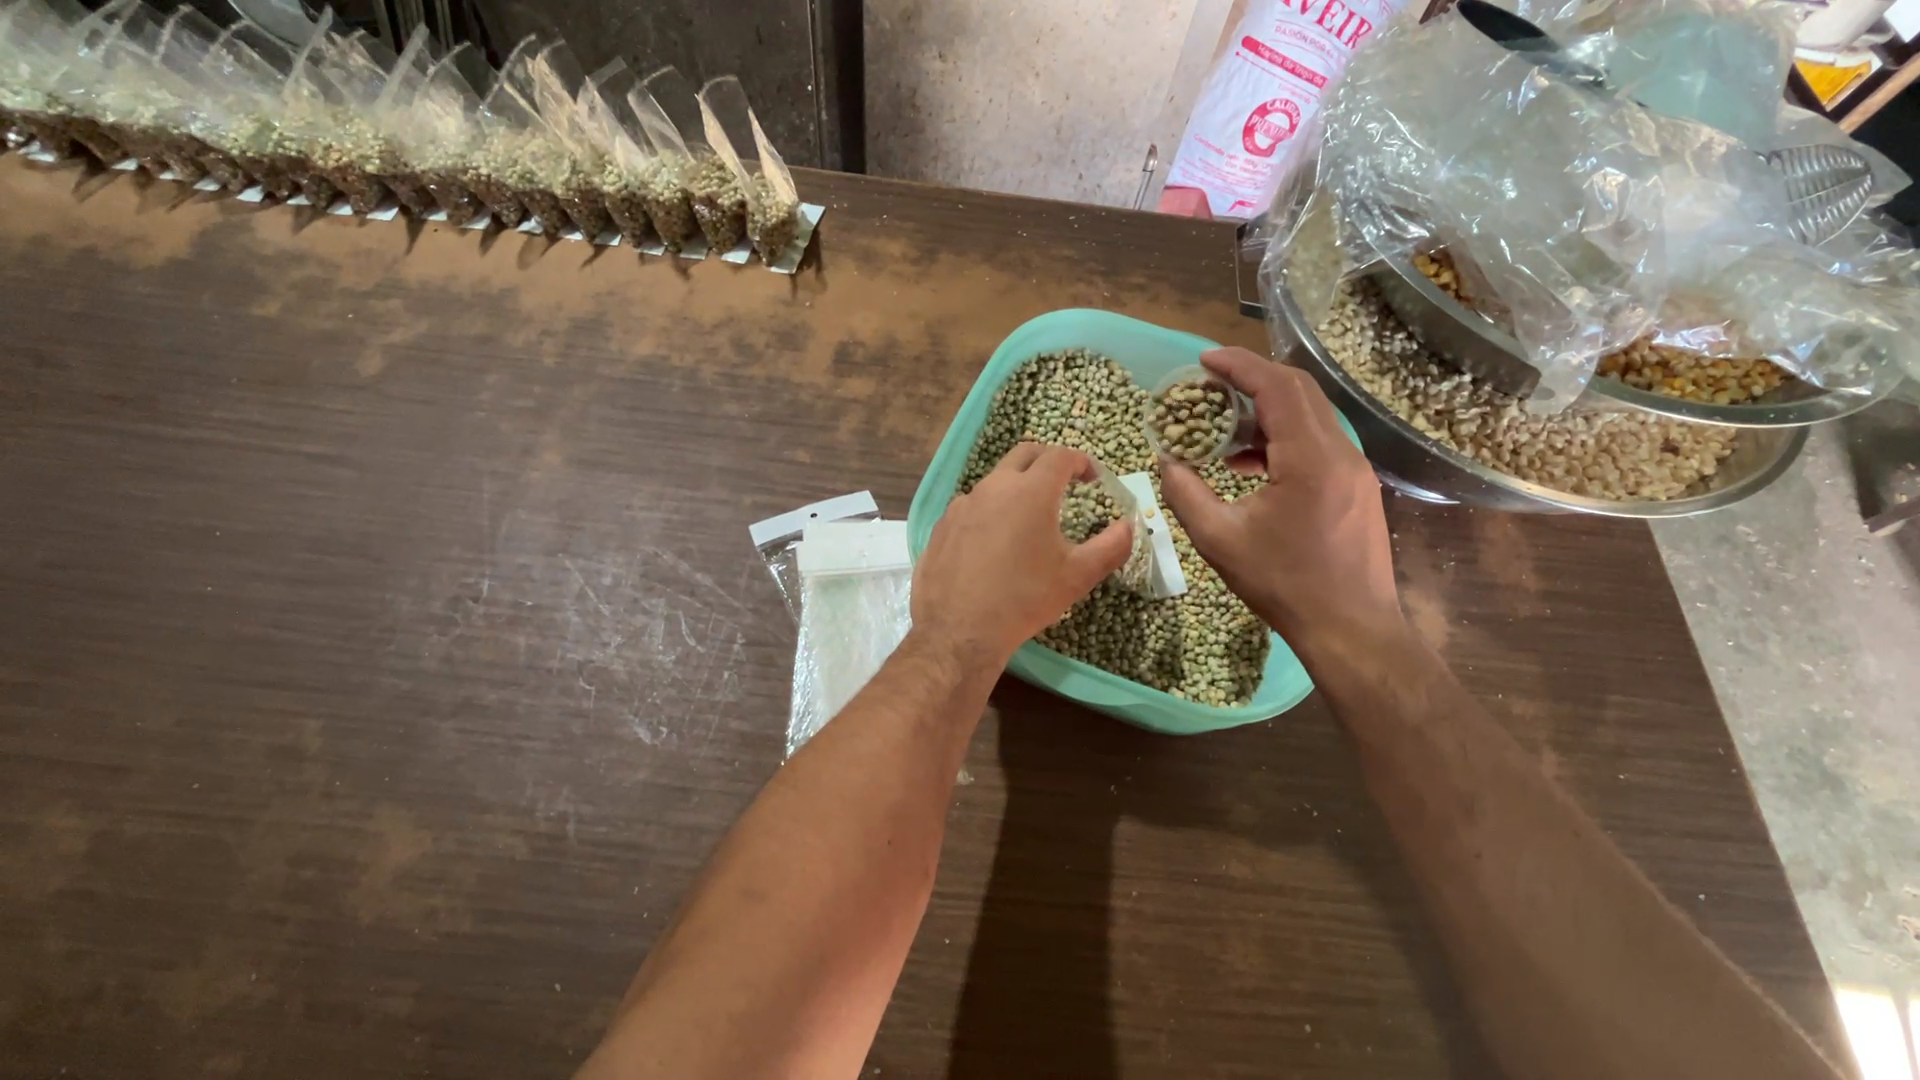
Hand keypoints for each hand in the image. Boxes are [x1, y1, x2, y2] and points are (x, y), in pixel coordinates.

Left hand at [913, 444, 1134, 668]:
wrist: (959, 630)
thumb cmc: (1024, 599)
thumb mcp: (1077, 576)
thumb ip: (1111, 546)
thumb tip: (1130, 527)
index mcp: (1030, 491)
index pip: (1060, 456)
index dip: (1080, 461)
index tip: (1091, 477)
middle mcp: (993, 487)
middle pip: (1024, 455)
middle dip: (1048, 460)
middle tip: (1063, 481)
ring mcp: (962, 505)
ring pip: (994, 481)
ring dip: (1016, 487)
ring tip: (1029, 517)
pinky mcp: (942, 526)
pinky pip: (971, 507)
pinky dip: (990, 511)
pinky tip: (994, 542)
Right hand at [1158, 348, 1403, 661]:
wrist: (1351, 627)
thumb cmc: (1283, 584)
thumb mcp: (1220, 539)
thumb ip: (1186, 493)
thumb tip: (1166, 462)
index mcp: (1310, 458)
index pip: (1276, 387)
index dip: (1238, 366)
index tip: (1203, 361)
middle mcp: (1340, 451)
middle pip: (1298, 391)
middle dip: (1252, 380)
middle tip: (1209, 385)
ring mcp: (1354, 469)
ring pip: (1310, 416)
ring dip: (1266, 410)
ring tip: (1222, 427)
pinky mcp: (1356, 486)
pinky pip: (1317, 442)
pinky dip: (1282, 437)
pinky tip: (1249, 463)